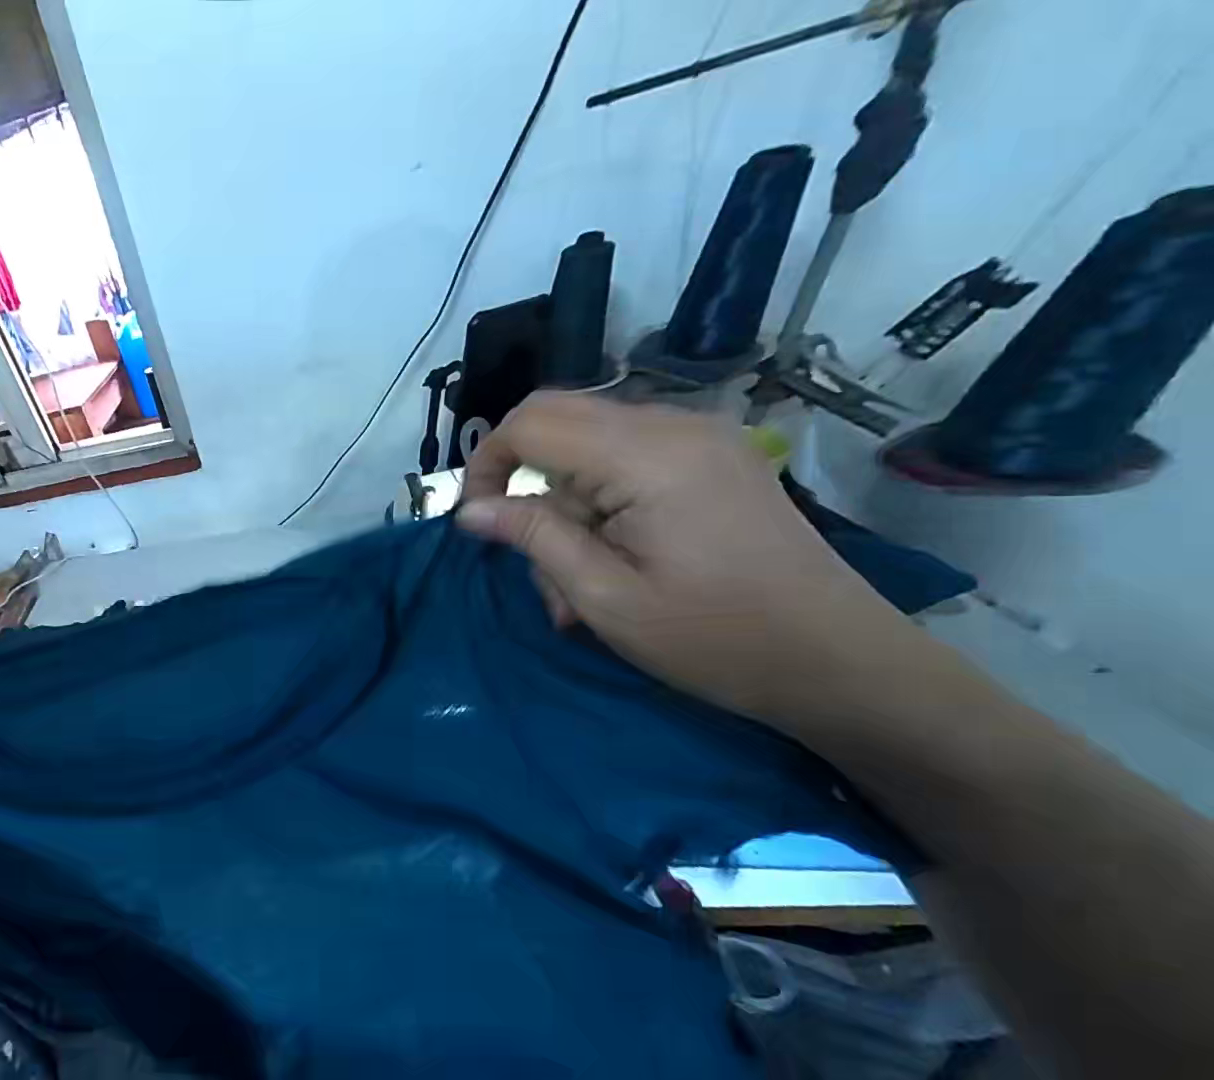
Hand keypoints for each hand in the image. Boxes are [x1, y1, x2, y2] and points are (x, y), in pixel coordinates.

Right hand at [456, 392, 944, 725]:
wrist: (840, 661)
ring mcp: (700, 435)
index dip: (487, 463)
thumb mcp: (605, 597)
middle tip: (523, 544)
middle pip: (558, 415)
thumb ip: (533, 537)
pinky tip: (612, 552)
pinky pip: (627, 454)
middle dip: (522, 474)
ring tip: (575, 576)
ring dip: (564, 497)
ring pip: (588, 439)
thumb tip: (470, 510)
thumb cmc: (715, 638)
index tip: (479, 519)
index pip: (531, 422)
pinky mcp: (713, 455)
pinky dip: (600, 496)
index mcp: (645, 455)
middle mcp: (673, 424)